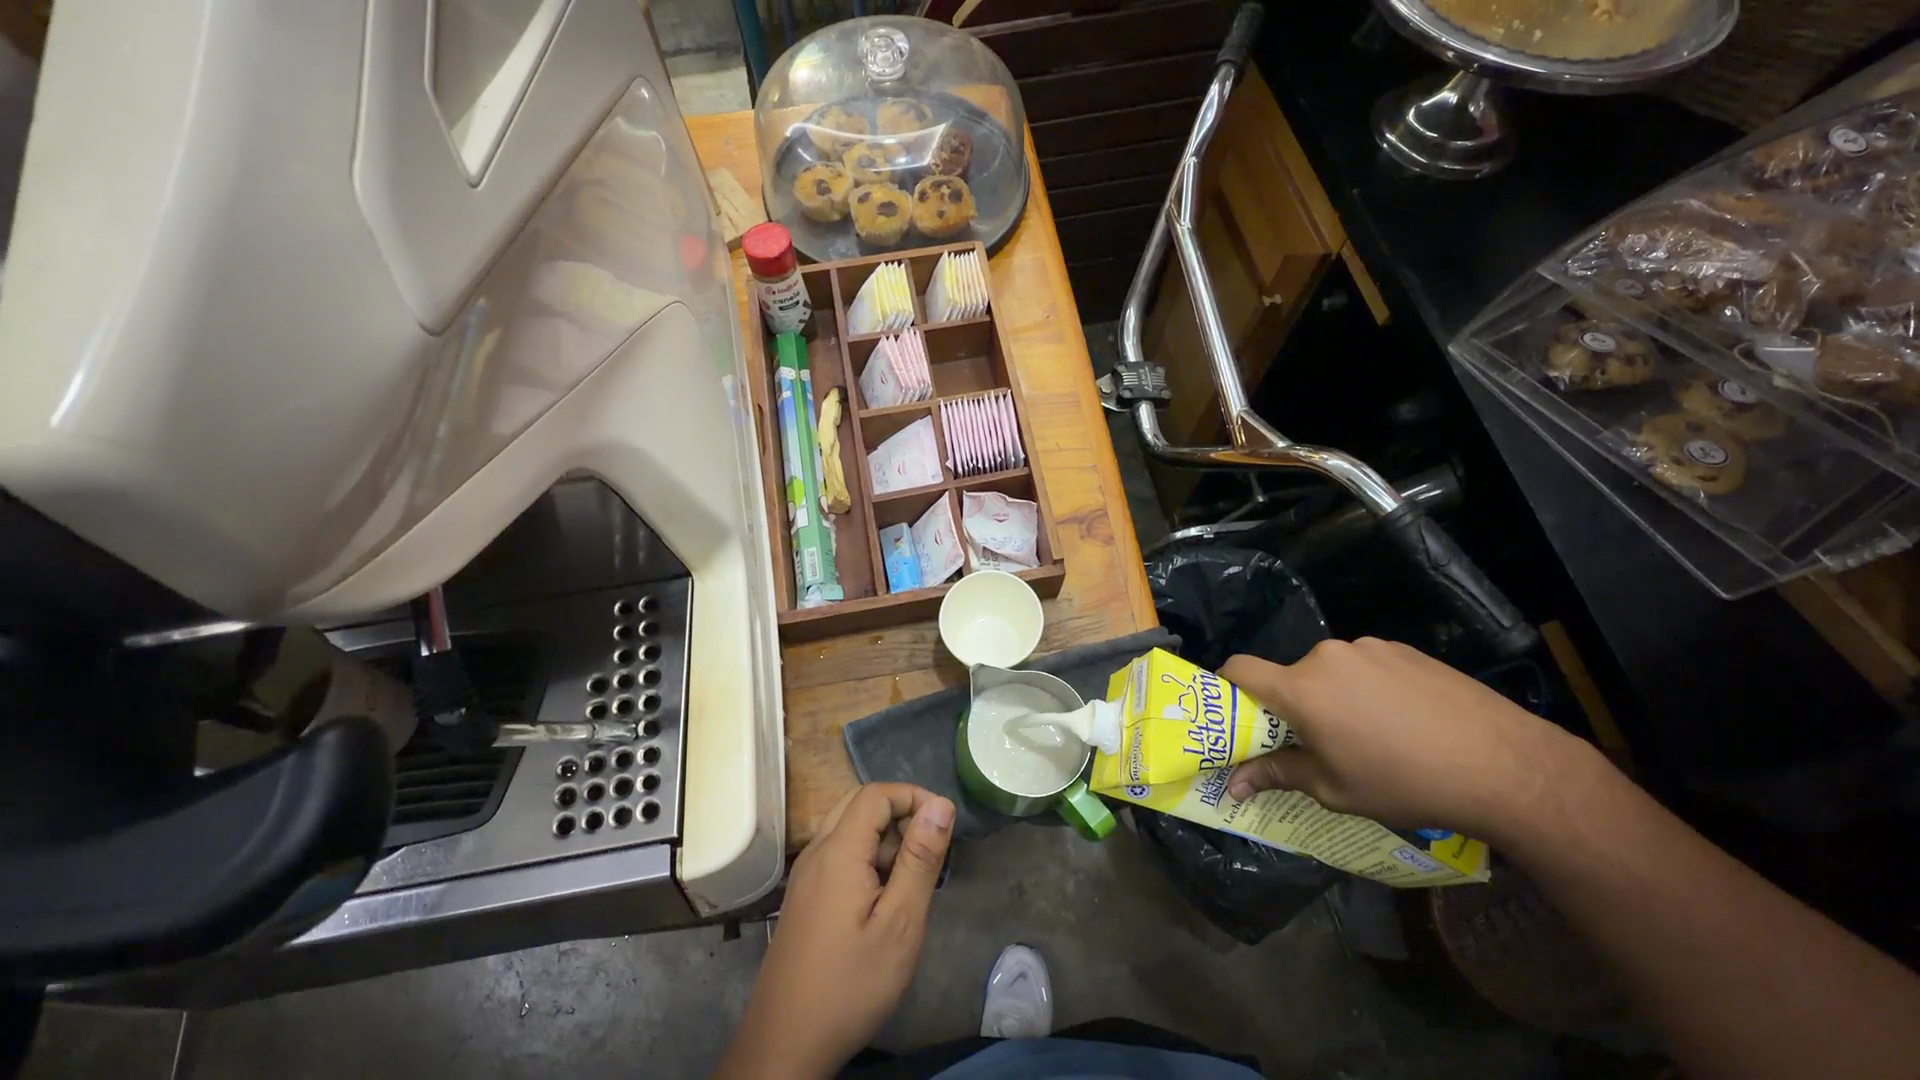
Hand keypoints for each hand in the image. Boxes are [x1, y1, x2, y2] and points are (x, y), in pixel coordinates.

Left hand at [715, 783, 954, 1079]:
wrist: (787, 1040)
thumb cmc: (851, 982)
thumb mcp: (900, 922)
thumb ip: (920, 859)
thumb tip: (940, 805)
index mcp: (838, 851)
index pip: (876, 794)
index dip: (914, 796)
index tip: (946, 826)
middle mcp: (815, 853)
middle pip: (858, 806)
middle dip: (900, 815)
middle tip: (931, 853)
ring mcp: (805, 877)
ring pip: (848, 832)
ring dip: (885, 840)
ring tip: (913, 881)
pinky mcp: (804, 900)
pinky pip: (838, 858)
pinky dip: (867, 861)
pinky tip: (885, 901)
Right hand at [1221, 639, 1595, 843]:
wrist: (1502, 764)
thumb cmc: (1403, 782)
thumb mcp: (1333, 789)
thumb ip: (1277, 775)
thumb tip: (1233, 785)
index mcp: (1302, 688)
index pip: (1240, 669)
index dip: (1226, 686)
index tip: (1231, 712)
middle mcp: (1328, 656)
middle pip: (1291, 676)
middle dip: (1293, 707)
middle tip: (1316, 744)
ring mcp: (1371, 648)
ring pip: (1332, 673)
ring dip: (1334, 698)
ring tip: (1370, 737)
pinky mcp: (1406, 650)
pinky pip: (1368, 667)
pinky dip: (1369, 691)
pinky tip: (1403, 723)